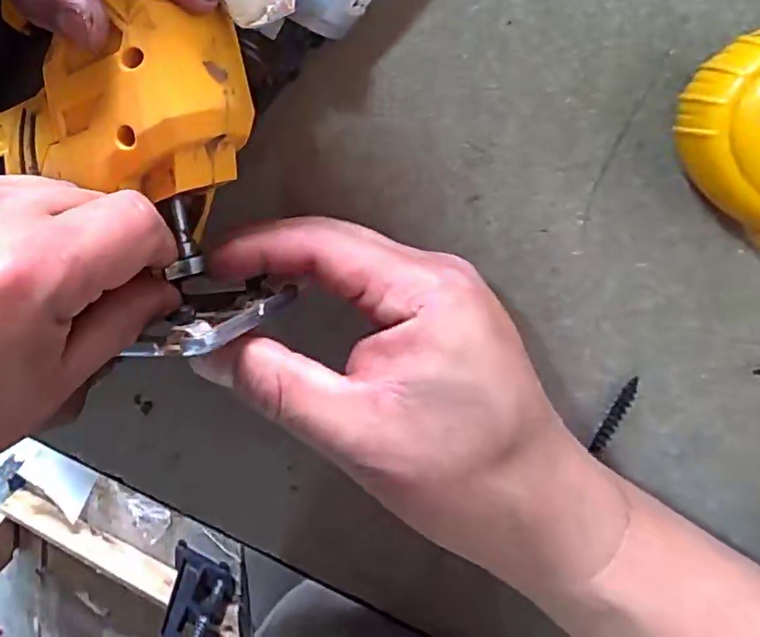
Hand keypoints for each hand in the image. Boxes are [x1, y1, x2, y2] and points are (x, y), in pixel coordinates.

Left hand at [0, 169, 179, 545]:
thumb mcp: (44, 391)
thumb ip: (116, 325)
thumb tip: (155, 288)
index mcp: (27, 270)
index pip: (136, 217)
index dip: (153, 252)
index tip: (141, 280)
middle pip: (92, 198)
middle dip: (100, 245)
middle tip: (71, 299)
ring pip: (46, 190)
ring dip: (52, 231)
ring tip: (11, 288)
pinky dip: (6, 223)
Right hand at [191, 219, 630, 593]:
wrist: (547, 518)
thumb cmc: (468, 482)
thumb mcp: (357, 436)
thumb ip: (276, 386)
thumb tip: (212, 352)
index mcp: (426, 291)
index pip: (323, 244)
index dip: (259, 247)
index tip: (213, 266)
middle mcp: (435, 274)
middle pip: (331, 240)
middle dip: (267, 251)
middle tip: (217, 275)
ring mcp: (438, 287)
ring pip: (343, 254)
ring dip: (288, 263)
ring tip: (240, 281)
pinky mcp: (434, 306)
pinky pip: (359, 275)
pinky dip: (313, 279)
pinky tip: (286, 294)